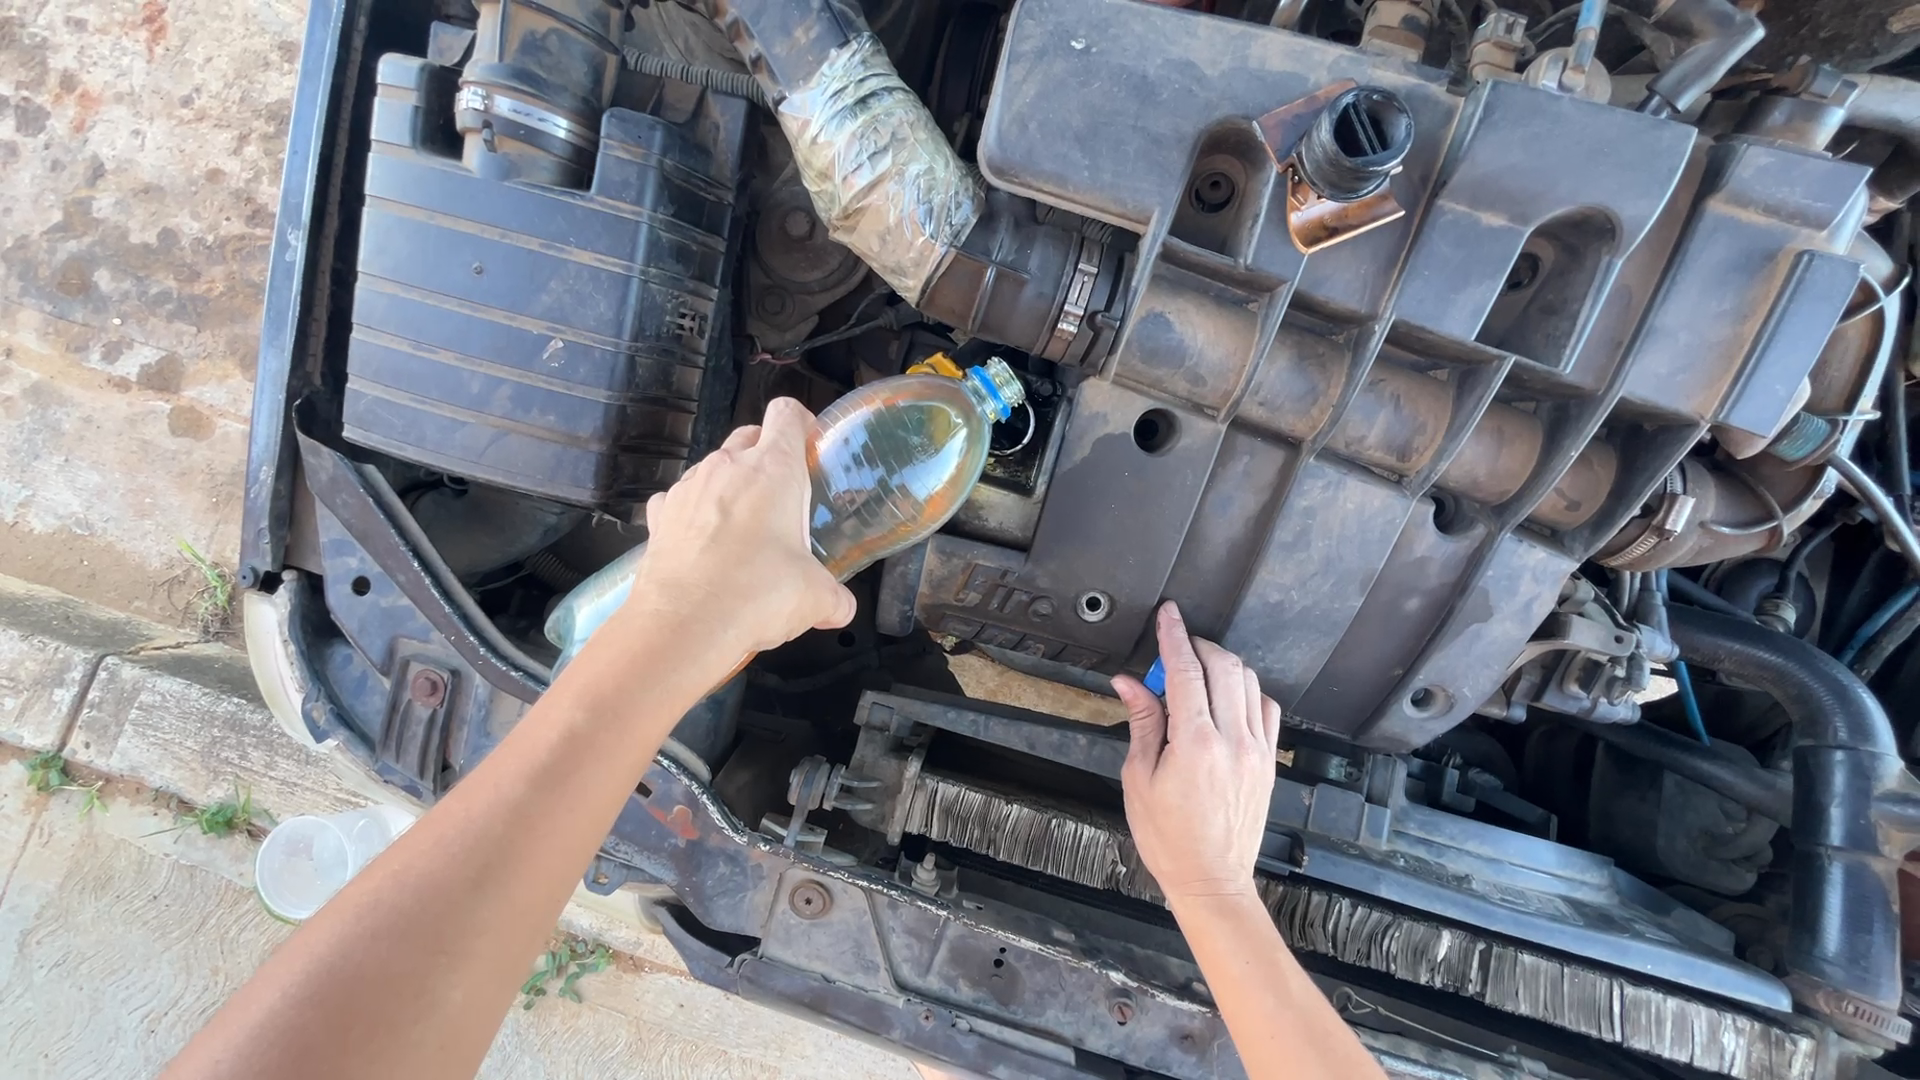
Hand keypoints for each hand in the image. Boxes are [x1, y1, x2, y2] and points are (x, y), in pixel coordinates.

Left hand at [624, 397, 855, 660]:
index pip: (787, 414)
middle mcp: (727, 466)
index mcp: (774, 470)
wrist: (682, 626)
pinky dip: (693, 512)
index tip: (811, 450)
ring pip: (713, 466)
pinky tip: (703, 543)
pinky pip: (679, 499)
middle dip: (767, 453)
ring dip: (730, 484)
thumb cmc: (759, 594)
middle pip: (749, 433)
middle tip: (784, 496)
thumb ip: (835, 598)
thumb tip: (842, 609)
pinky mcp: (659, 516)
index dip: (802, 424)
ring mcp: (688, 488)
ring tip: (743, 527)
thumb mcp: (815, 598)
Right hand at [1114, 602, 1280, 905]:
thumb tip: (1129, 683)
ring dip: (1222, 665)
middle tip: (1177, 645)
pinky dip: (1247, 690)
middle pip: (1223, 666)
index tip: (1168, 614)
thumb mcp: (1139, 777)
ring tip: (1197, 673)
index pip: (1185, 671)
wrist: (1211, 880)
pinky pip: (1267, 709)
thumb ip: (1142, 721)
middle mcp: (1233, 741)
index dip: (1174, 636)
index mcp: (1195, 743)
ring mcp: (1257, 751)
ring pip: (1249, 682)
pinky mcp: (1269, 762)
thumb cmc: (1169, 836)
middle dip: (1198, 644)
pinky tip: (1227, 699)